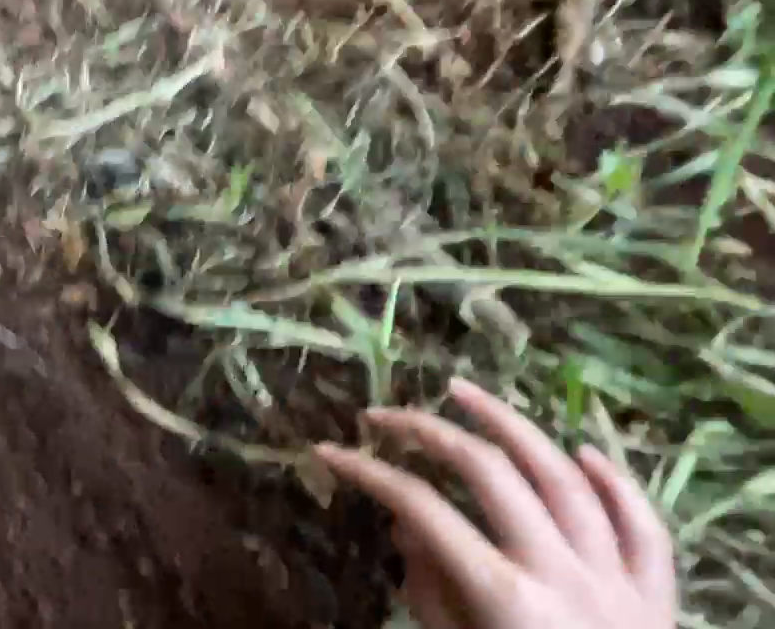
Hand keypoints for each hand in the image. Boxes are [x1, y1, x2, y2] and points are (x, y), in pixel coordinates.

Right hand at [316, 379, 675, 628]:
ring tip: (463, 392)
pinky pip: (646, 530)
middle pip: (490, 473)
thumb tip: (407, 525)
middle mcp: (561, 575)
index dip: (365, 471)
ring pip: (566, 481)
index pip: (418, 506)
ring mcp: (618, 582)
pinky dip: (617, 485)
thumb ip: (430, 584)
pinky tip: (582, 450)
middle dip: (428, 430)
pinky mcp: (660, 597)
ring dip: (512, 425)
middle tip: (386, 414)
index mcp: (504, 595)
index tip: (328, 450)